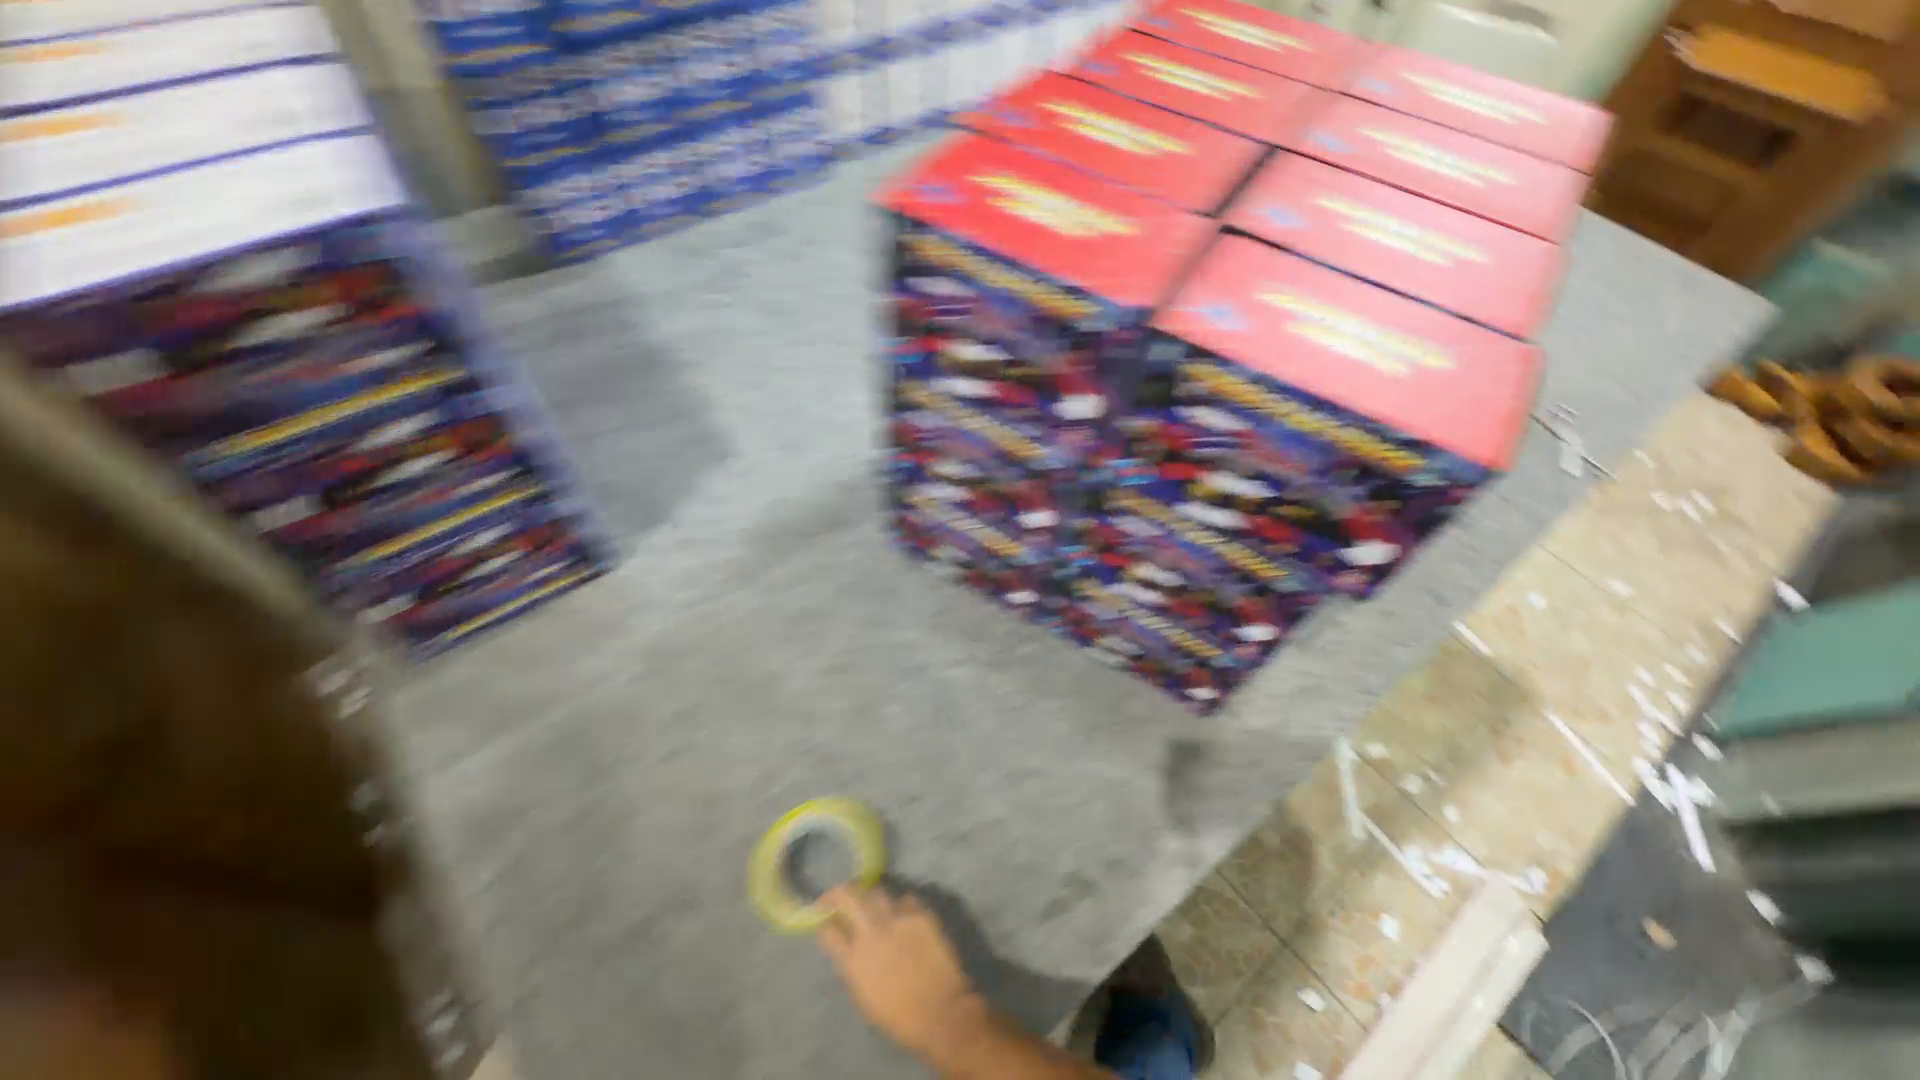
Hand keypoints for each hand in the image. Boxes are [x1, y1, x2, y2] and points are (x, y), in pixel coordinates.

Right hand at [816, 883, 987, 1062]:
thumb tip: (847, 946)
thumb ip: (851, 965)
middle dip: (837, 893)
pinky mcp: (920, 915)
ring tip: (871, 903)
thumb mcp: (862, 995)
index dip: (822, 920)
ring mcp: (897, 920)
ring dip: (868, 896)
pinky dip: (900, 905)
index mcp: (852, 960)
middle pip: (846, 895)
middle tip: (837, 896)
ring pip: (875, 891)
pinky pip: (905, 899)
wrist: (941, 1012)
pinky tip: (902, 915)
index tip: (823, 917)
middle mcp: (871, 932)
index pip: (827, 929)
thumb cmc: (899, 1016)